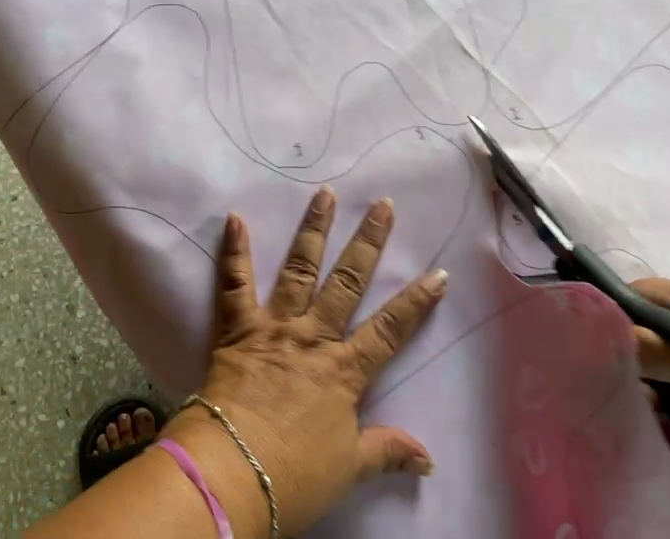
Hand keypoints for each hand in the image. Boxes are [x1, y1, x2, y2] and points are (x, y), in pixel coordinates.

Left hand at [168, 189, 448, 535]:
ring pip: (299, 269)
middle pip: (347, 282)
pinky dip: (234, 251)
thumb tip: (429, 459)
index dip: (416, 301)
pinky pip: (234, 283)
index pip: (390, 329)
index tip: (438, 272)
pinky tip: (235, 219)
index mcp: (344, 370)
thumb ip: (386, 452)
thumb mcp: (348, 469)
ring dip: (313, 230)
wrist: (231, 472)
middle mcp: (313, 337)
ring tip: (325, 194)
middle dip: (367, 242)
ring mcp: (274, 327)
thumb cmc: (293, 475)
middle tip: (382, 205)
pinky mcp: (237, 328)